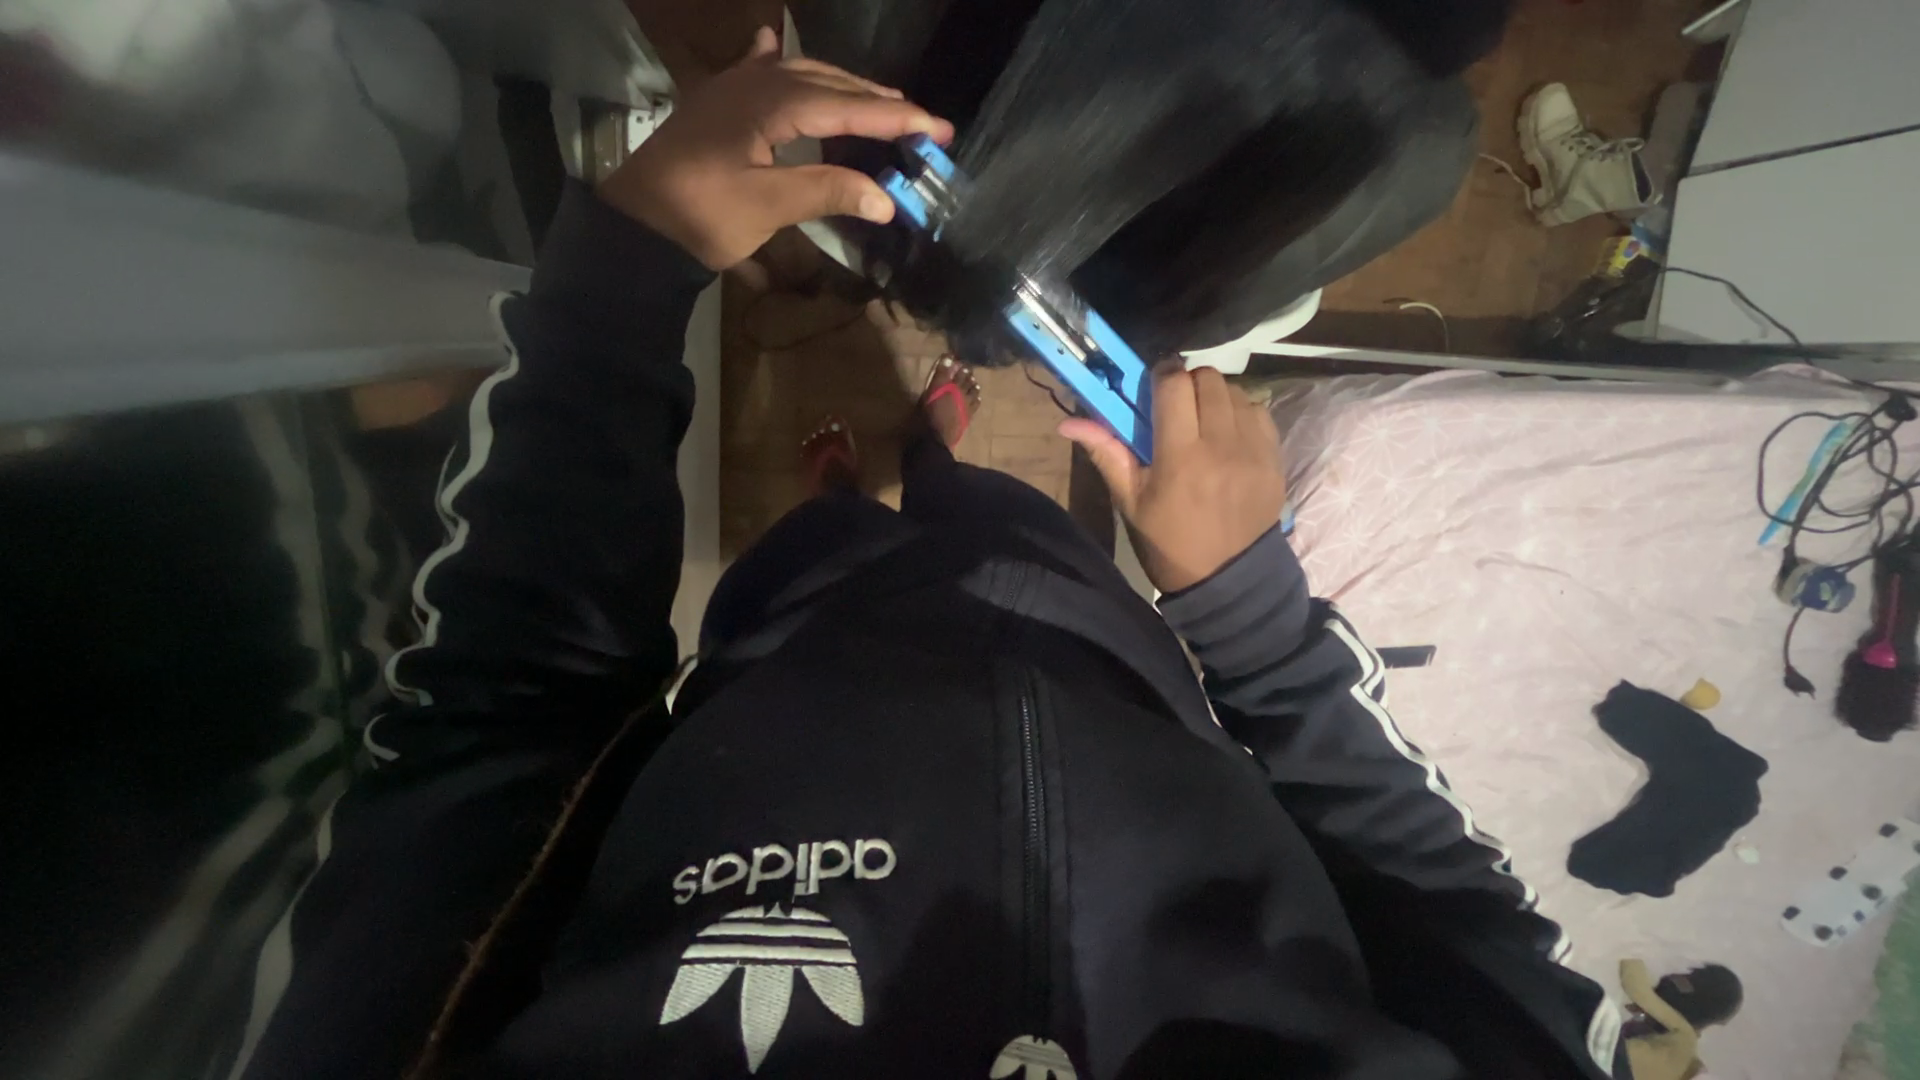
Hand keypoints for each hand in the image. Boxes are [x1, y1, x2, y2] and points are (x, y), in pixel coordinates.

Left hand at [596, 26, 953, 269]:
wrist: (636, 226)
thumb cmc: (701, 216)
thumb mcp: (767, 207)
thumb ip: (826, 192)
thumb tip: (886, 198)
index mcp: (770, 103)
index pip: (846, 106)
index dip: (895, 119)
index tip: (938, 129)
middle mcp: (754, 82)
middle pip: (828, 81)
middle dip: (877, 100)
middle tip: (921, 121)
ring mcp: (732, 89)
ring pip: (799, 75)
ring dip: (842, 86)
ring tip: (879, 103)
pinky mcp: (717, 105)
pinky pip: (758, 70)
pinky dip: (782, 64)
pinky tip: (778, 42)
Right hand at [1061, 366, 1286, 592]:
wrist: (1227, 581)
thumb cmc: (1168, 543)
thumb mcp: (1131, 503)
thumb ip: (1106, 454)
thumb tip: (1067, 424)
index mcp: (1180, 457)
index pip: (1174, 385)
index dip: (1161, 374)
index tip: (1153, 383)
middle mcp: (1221, 445)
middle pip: (1208, 378)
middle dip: (1187, 382)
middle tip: (1175, 405)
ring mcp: (1254, 450)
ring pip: (1236, 390)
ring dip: (1214, 396)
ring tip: (1201, 421)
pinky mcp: (1275, 458)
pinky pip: (1259, 411)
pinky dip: (1240, 412)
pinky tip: (1227, 435)